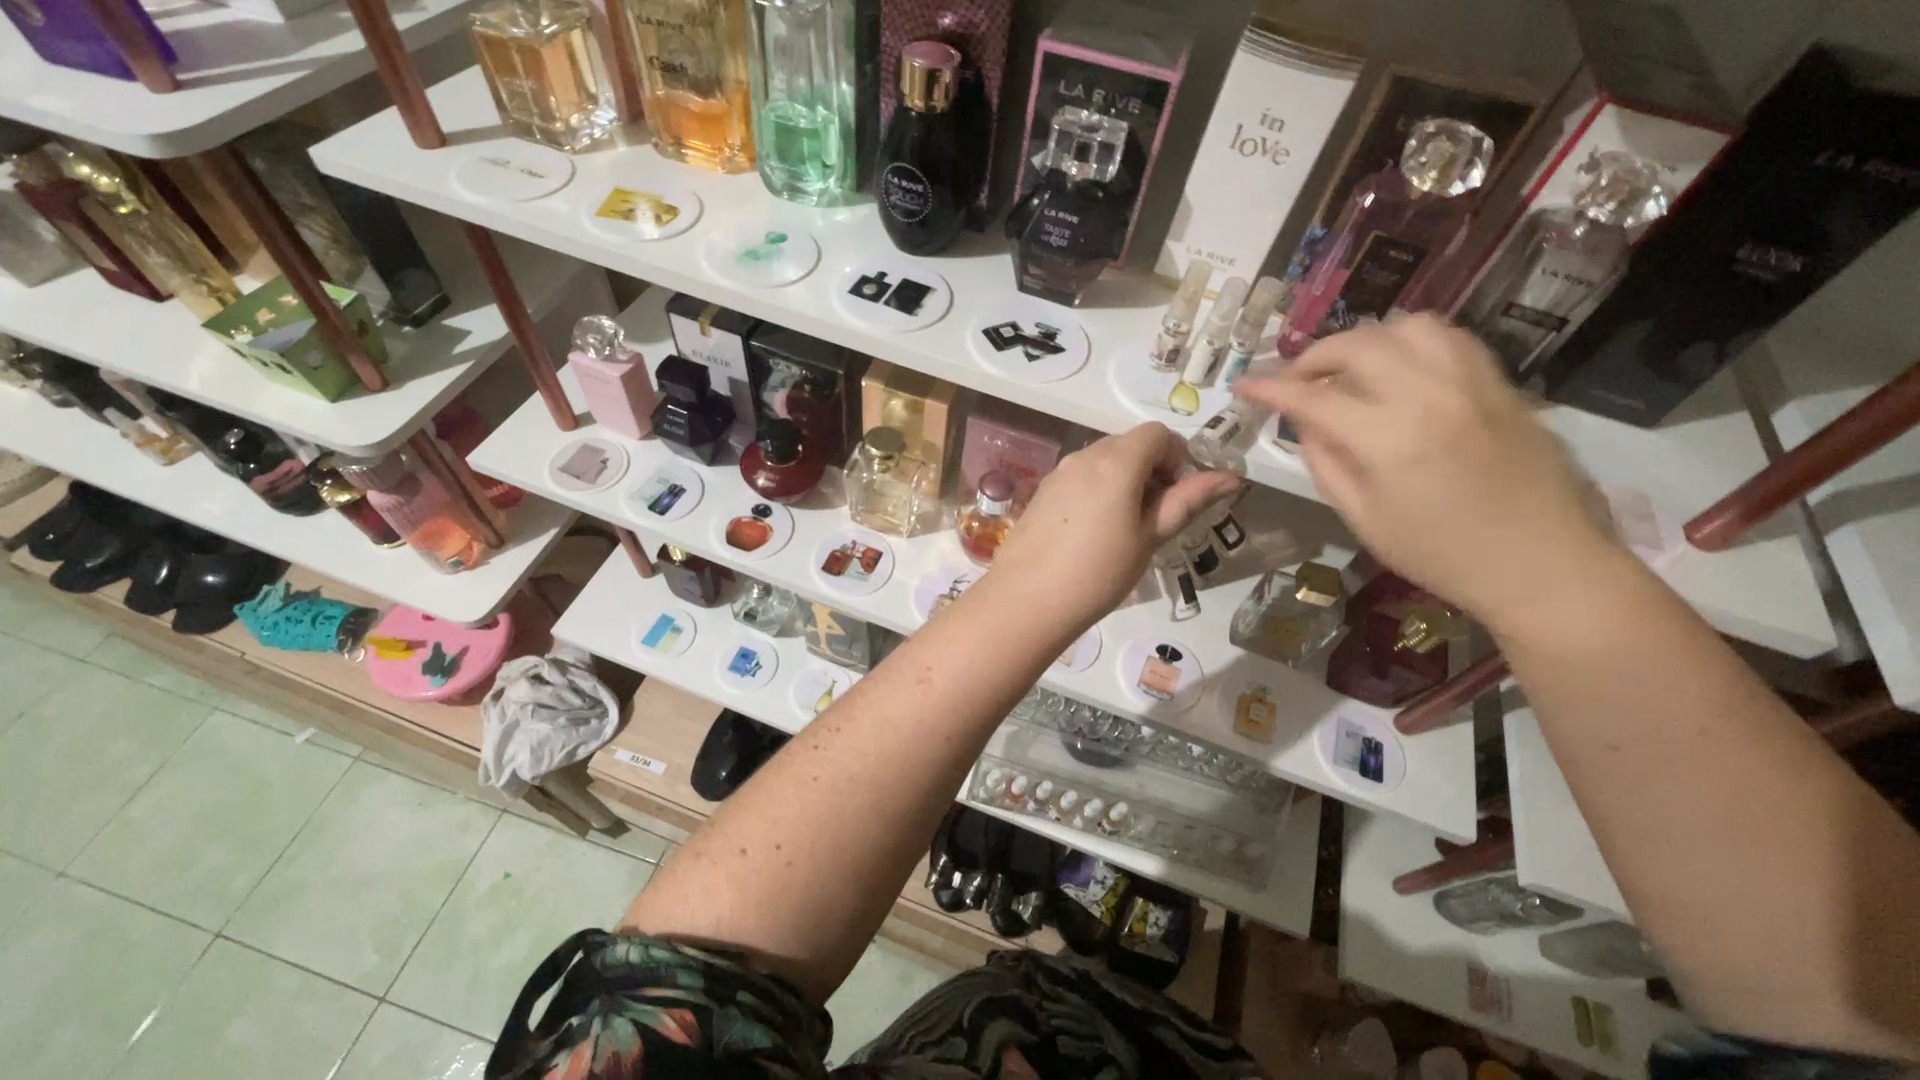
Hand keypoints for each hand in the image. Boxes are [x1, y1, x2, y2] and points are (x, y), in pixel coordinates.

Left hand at [989, 422, 1240, 631]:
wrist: (1027, 600)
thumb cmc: (1099, 571)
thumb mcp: (1150, 537)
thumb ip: (1187, 501)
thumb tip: (1231, 478)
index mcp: (1116, 461)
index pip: (1158, 434)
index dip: (1177, 457)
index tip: (1179, 495)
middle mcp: (1085, 456)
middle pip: (1129, 444)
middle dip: (1152, 469)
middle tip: (1157, 515)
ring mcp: (1059, 472)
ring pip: (1104, 460)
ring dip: (1125, 479)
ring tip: (1127, 527)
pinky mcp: (1042, 492)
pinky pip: (1081, 477)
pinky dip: (1099, 490)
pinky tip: (1095, 532)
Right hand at [1233, 316, 1617, 628]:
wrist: (1543, 565)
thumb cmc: (1443, 557)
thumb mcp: (1366, 522)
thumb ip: (1327, 465)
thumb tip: (1306, 425)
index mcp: (1389, 439)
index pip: (1312, 398)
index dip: (1270, 389)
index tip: (1244, 386)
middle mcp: (1429, 395)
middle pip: (1356, 345)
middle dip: (1313, 356)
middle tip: (1296, 380)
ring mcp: (1471, 382)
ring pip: (1407, 326)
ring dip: (1366, 340)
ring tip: (1351, 369)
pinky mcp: (1500, 384)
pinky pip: (1450, 338)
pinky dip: (1413, 341)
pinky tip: (1402, 368)